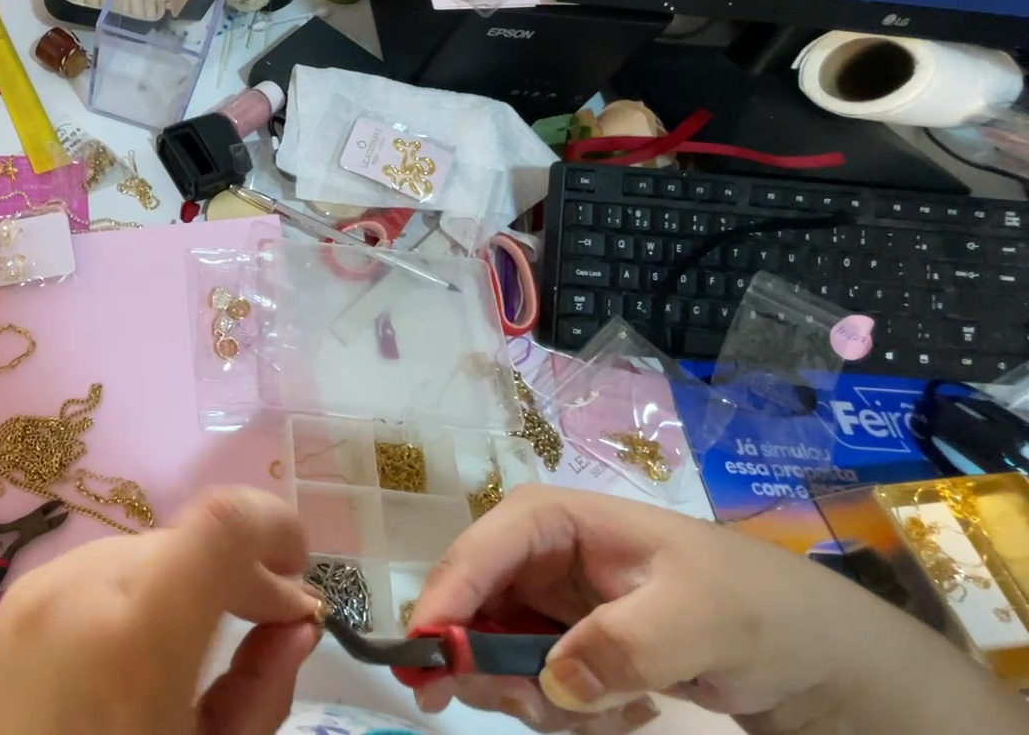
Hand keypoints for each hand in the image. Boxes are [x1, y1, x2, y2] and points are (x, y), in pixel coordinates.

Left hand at [0, 487, 323, 734]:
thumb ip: (259, 692)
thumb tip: (296, 626)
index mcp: (136, 632)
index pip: (222, 521)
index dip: (275, 524)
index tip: (299, 574)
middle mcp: (84, 584)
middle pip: (189, 540)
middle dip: (242, 574)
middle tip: (271, 627)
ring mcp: (42, 585)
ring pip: (148, 552)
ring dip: (191, 583)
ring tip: (204, 644)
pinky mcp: (15, 597)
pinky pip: (101, 569)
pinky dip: (142, 590)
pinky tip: (142, 645)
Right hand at [406, 484, 901, 732]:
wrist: (812, 646)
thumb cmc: (754, 606)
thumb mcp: (700, 619)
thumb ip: (624, 645)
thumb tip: (553, 681)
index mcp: (544, 521)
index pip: (474, 557)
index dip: (441, 605)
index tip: (424, 663)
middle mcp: (527, 555)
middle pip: (470, 611)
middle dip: (495, 668)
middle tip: (540, 713)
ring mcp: (540, 599)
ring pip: (492, 655)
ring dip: (538, 698)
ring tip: (618, 715)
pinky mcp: (558, 640)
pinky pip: (528, 682)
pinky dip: (566, 711)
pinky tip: (625, 712)